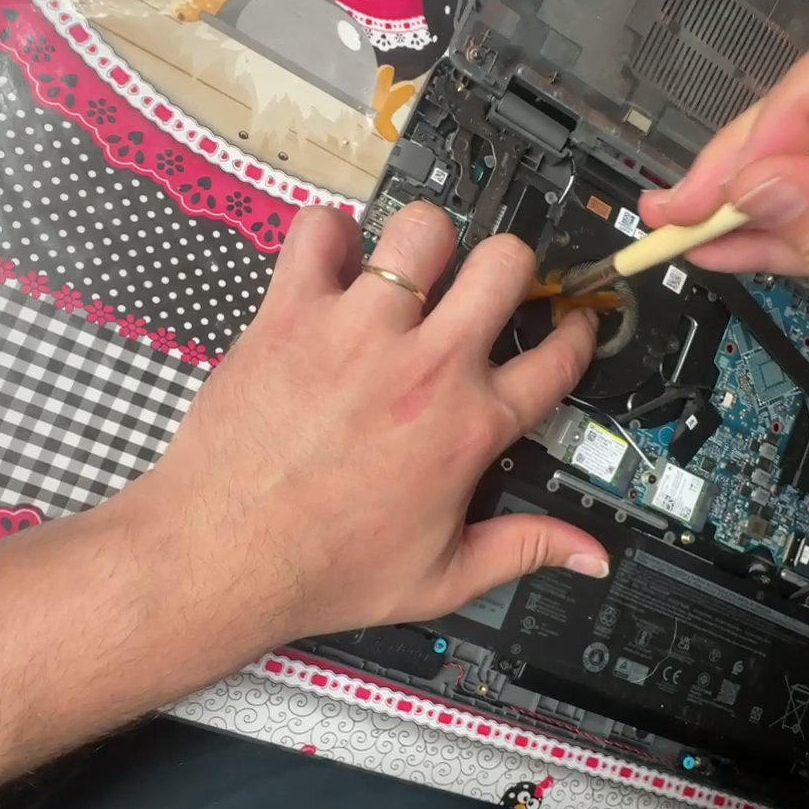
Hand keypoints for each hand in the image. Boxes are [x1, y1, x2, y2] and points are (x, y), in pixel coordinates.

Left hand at [114, 203, 605, 650]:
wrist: (219, 557)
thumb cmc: (325, 568)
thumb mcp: (443, 577)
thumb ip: (524, 550)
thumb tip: (588, 553)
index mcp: (468, 425)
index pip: (555, 359)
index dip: (575, 335)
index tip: (570, 326)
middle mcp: (425, 366)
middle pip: (506, 266)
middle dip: (513, 266)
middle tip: (491, 286)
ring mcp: (358, 332)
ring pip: (423, 230)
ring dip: (429, 242)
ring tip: (413, 272)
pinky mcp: (292, 314)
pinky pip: (319, 230)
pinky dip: (329, 236)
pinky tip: (333, 268)